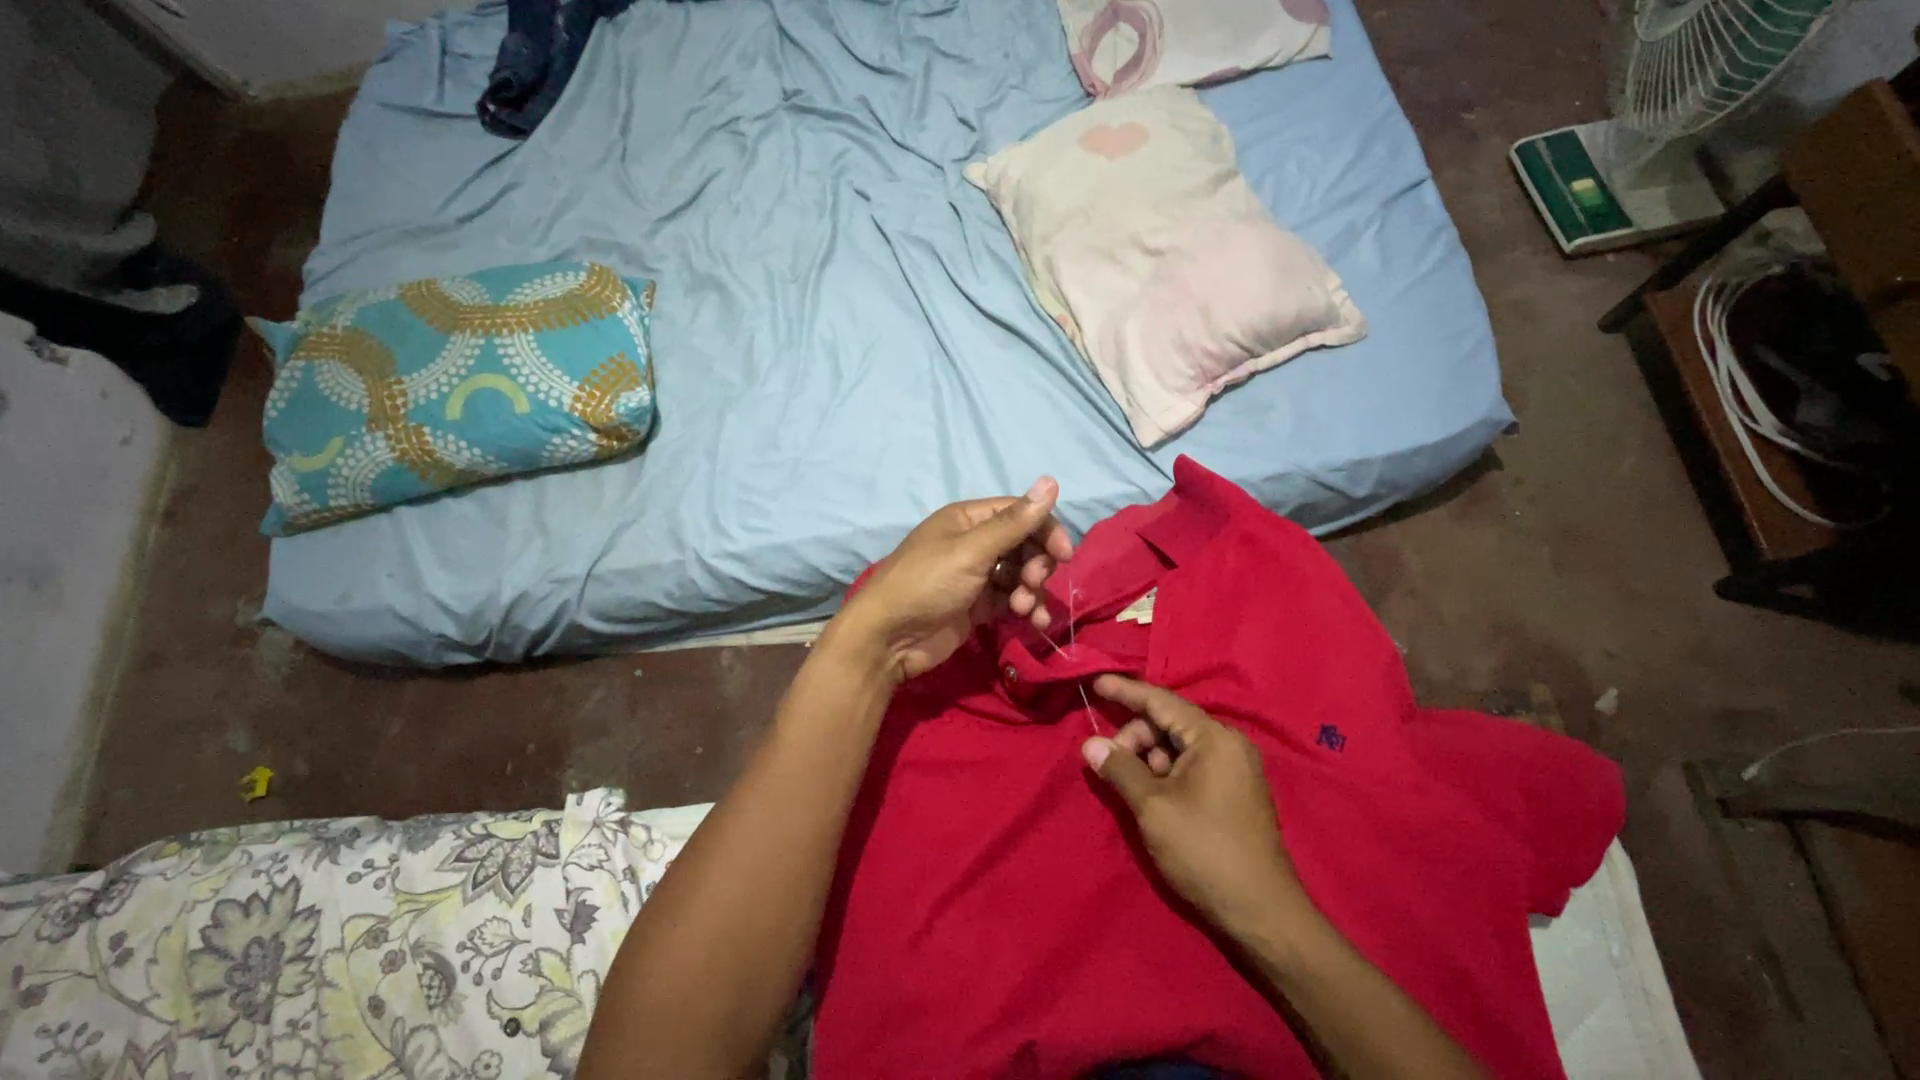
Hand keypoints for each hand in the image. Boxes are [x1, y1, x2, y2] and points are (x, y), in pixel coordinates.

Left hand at [835, 478, 1073, 681]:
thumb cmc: (926, 584)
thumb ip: (1014, 522)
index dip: (1046, 530)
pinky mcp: (977, 606)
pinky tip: (1034, 624)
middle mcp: (973, 543)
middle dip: (1037, 564)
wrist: (888, 638)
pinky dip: (1026, 609)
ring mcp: (975, 576)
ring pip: (1020, 575)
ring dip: (1032, 591)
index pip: (1019, 513)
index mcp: (967, 519)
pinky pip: (1011, 600)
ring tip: (1026, 609)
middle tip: (1033, 583)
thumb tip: (1052, 480)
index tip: (1065, 554)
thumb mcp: (971, 550)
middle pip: (1024, 544)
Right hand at [1082, 675, 1309, 935]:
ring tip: (1129, 787)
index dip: (1125, 691)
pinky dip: (1167, 774)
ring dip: (1149, 759)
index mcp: (1214, 739)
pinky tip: (1150, 795)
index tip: (1095, 682)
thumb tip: (1091, 744)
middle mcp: (1230, 745)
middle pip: (1170, 723)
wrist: (1261, 911)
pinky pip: (1193, 766)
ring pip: (1180, 747)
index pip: (1162, 701)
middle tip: (1108, 764)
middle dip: (1135, 737)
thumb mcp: (1153, 808)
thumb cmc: (1204, 851)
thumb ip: (1120, 769)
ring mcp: (1236, 769)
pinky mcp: (1235, 793)